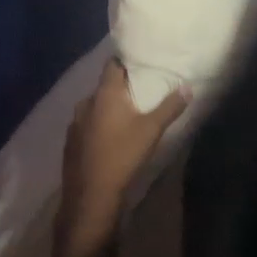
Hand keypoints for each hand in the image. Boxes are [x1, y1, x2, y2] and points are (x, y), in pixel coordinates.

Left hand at [56, 59, 188, 253]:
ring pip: (94, 107)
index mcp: (104, 94)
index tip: (141, 63)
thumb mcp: (152, 130)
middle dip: (120, 88)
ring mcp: (74, 123)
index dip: (126, 60)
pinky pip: (86, 125)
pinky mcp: (70, 142)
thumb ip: (170, 107)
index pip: (113, 63)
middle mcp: (85, 102)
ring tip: (127, 116)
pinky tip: (109, 139)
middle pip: (104, 86)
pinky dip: (97, 126)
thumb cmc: (122, 155)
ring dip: (108, 109)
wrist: (90, 196)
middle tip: (140, 92)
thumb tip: (187, 87)